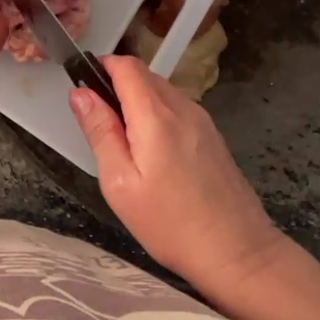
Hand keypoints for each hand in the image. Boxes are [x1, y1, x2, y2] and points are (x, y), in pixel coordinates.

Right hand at [70, 55, 284, 287]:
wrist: (240, 255)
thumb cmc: (171, 224)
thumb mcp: (120, 183)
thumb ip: (100, 132)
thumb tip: (80, 93)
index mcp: (156, 115)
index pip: (126, 65)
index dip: (101, 67)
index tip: (84, 89)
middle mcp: (182, 108)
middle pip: (144, 75)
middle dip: (116, 85)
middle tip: (100, 124)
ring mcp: (202, 121)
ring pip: (161, 91)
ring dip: (137, 101)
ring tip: (125, 143)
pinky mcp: (213, 137)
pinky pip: (177, 109)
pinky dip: (157, 115)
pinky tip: (153, 153)